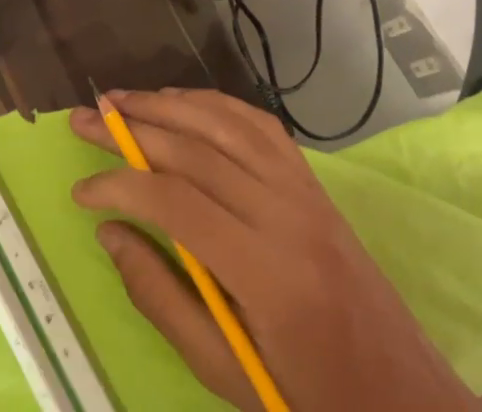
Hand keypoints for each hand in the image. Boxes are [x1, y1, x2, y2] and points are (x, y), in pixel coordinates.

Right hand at [69, 89, 481, 411]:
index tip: (81, 191)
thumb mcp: (223, 368)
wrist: (400, 395)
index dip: (118, 185)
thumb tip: (111, 232)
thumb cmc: (306, 392)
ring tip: (120, 99)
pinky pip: (261, 127)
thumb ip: (159, 297)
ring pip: (227, 124)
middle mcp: (287, 215)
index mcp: (265, 270)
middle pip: (195, 151)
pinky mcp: (315, 186)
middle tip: (81, 119)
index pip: (174, 201)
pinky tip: (183, 102)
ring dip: (168, 104)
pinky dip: (216, 105)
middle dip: (129, 130)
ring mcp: (306, 193)